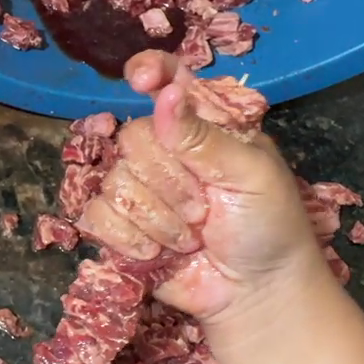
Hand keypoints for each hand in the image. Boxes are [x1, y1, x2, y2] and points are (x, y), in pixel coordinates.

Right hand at [75, 51, 328, 329]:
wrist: (254, 293)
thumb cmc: (267, 226)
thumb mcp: (251, 175)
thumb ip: (204, 137)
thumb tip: (165, 94)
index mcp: (201, 125)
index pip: (167, 79)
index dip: (149, 70)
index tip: (140, 80)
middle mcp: (163, 150)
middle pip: (133, 139)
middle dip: (168, 182)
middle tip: (203, 209)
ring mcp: (138, 189)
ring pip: (115, 182)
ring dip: (156, 218)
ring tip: (189, 238)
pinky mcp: (118, 226)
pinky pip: (96, 215)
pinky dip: (127, 237)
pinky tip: (155, 251)